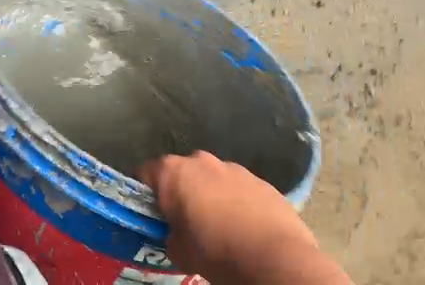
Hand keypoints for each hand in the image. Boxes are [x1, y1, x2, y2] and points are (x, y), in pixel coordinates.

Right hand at [140, 152, 349, 284]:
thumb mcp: (179, 250)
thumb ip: (169, 233)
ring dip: (216, 196)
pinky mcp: (266, 184)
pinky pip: (245, 191)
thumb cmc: (217, 253)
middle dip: (185, 192)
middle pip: (184, 173)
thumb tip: (175, 234)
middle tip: (192, 221)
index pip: (145, 174)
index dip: (148, 194)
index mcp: (171, 171)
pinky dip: (243, 204)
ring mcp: (236, 170)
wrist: (279, 264)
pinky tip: (251, 228)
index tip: (157, 214)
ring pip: (216, 180)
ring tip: (227, 226)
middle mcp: (200, 161)